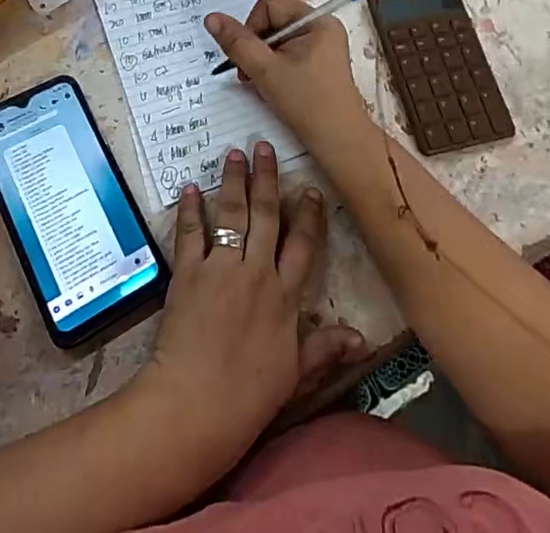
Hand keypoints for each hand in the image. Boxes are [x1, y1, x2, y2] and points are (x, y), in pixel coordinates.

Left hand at [137, 145, 363, 472]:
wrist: (198, 403)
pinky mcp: (188, 273)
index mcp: (284, 295)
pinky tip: (190, 188)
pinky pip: (190, 233)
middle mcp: (255, 272)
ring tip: (234, 154)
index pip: (302, 244)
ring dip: (233, 182)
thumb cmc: (250, 394)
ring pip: (231, 215)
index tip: (309, 188)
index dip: (308, 215)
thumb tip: (362, 338)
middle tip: (264, 146)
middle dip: (266, 178)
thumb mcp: (295, 372)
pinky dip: (190, 209)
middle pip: (264, 216)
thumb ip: (324, 347)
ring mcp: (220, 269)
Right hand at [204, 0, 377, 157]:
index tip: (250, 57)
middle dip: (256, 44)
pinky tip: (272, 84)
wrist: (338, 139)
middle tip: (250, 73)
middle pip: (273, 18)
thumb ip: (237, 42)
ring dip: (261, 56)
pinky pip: (287, 50)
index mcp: (317, 20)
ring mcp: (322, 43)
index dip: (252, 26)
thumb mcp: (265, 70)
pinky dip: (273, 64)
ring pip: (277, 36)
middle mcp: (322, 25)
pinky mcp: (318, 60)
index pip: (270, 3)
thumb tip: (212, 18)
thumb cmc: (306, 102)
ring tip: (260, 81)